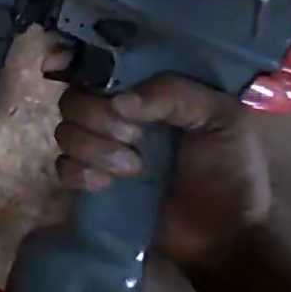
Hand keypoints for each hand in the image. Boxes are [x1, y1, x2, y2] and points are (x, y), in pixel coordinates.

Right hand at [52, 75, 271, 267]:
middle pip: (74, 95)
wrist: (226, 236)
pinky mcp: (92, 182)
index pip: (98, 59)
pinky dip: (81, 173)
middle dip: (97, 116)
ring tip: (134, 168)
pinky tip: (108, 185)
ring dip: (95, 148)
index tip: (59, 63)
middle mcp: (118, 111)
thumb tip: (118, 101)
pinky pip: (63, 167)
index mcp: (147, 86)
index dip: (71, 56)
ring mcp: (102, 146)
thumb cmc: (230, 169)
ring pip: (65, 130)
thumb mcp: (221, 117)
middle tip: (135, 137)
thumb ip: (174, 94)